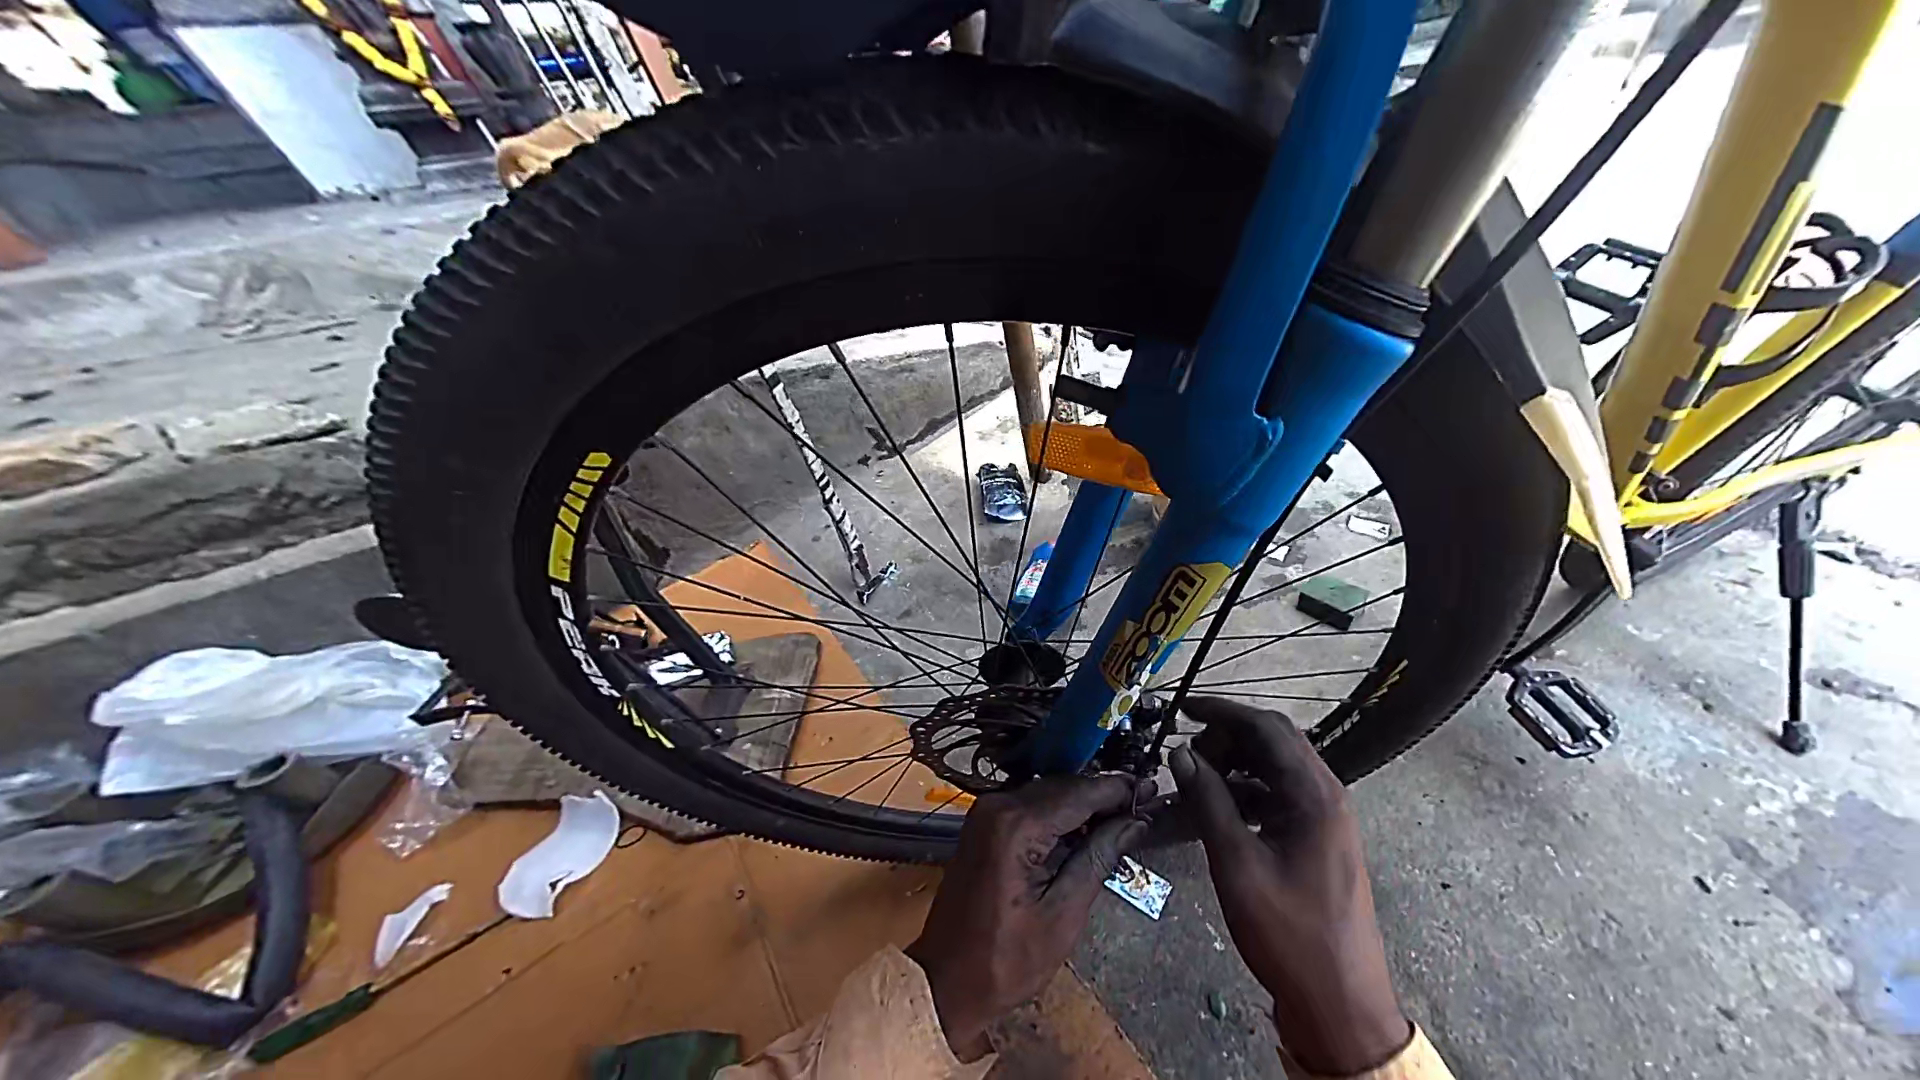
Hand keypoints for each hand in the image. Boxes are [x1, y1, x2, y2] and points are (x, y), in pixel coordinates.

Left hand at [907, 774, 1149, 1059]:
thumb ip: (1097, 858)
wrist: (945, 980)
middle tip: (1142, 803)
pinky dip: (1060, 812)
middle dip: (1103, 794)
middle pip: (1062, 786)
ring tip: (1122, 815)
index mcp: (1015, 826)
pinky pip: (1030, 805)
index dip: (1117, 789)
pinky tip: (1086, 826)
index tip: (1149, 789)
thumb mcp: (1062, 915)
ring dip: (1083, 801)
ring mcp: (986, 812)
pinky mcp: (983, 823)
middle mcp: (997, 806)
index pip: (1078, 793)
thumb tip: (1133, 822)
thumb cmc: (1004, 960)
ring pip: (1047, 792)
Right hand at [1169, 697, 1408, 1074]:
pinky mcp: (1316, 837)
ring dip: (1234, 762)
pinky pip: (1276, 793)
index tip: (1181, 708)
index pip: (1266, 728)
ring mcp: (1324, 816)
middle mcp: (1325, 795)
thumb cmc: (1289, 934)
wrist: (1339, 1002)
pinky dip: (1244, 788)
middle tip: (1185, 752)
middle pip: (1273, 740)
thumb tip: (1179, 752)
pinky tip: (1217, 805)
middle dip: (1226, 736)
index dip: (1222, 711)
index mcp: (1315, 795)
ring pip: (1274, 766)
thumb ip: (1208, 800)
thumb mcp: (1237, 864)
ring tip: (1195, 778)